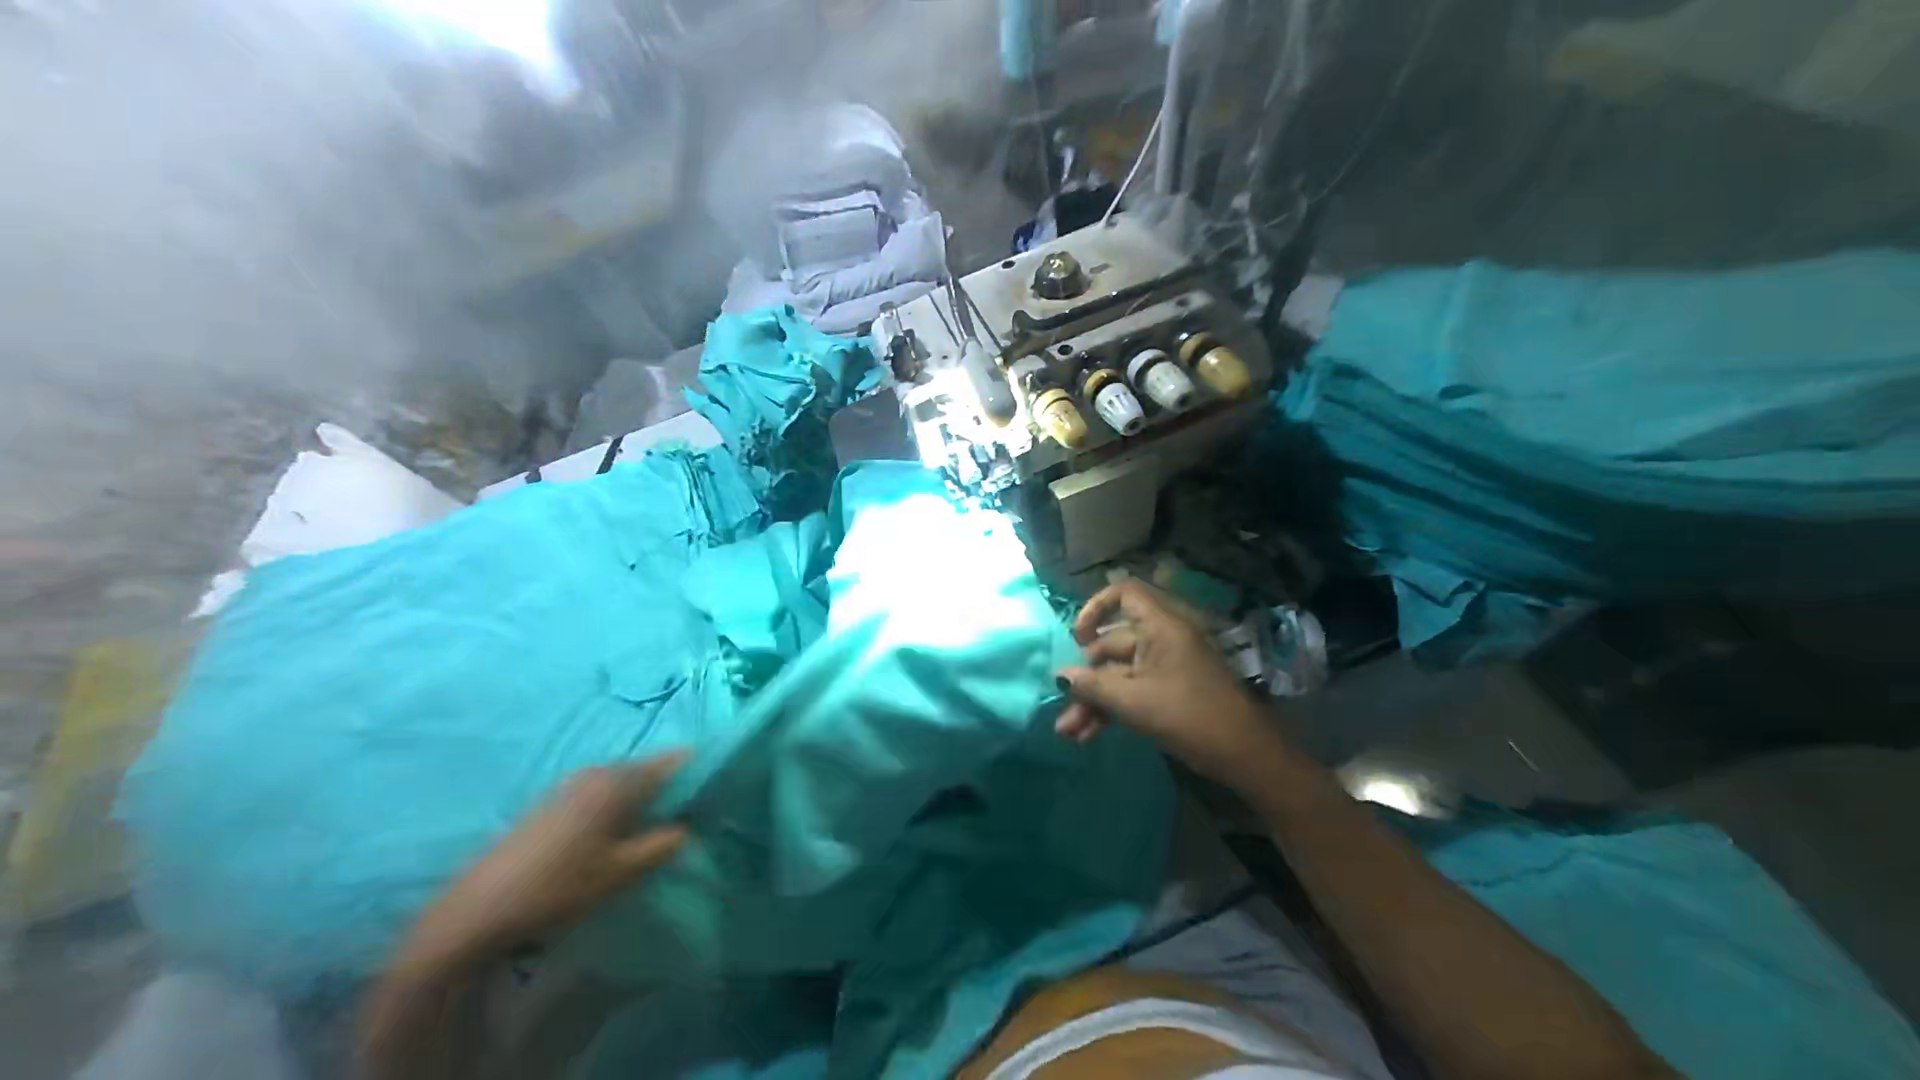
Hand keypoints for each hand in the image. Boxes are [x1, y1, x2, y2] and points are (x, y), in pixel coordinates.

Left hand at [397, 755, 689, 974]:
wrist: (476, 911)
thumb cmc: (558, 887)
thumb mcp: (621, 872)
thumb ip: (663, 845)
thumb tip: (687, 827)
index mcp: (618, 780)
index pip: (675, 761)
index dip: (701, 773)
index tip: (719, 793)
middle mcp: (597, 771)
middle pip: (650, 770)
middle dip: (674, 791)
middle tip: (691, 820)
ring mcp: (572, 784)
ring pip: (626, 784)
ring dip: (646, 802)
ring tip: (658, 833)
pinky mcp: (554, 802)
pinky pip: (604, 794)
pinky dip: (621, 809)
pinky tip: (618, 839)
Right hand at [1055, 581, 1279, 787]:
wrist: (1246, 755)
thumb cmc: (1189, 717)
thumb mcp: (1134, 703)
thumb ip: (1093, 687)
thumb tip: (1060, 677)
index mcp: (1161, 627)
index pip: (1123, 594)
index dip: (1095, 609)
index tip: (1077, 639)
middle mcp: (1164, 638)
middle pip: (1113, 644)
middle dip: (1086, 679)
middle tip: (1065, 711)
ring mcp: (1168, 665)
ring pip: (1120, 673)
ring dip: (1095, 701)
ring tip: (1071, 733)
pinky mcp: (1171, 690)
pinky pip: (1133, 689)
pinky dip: (1113, 708)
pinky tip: (1089, 734)